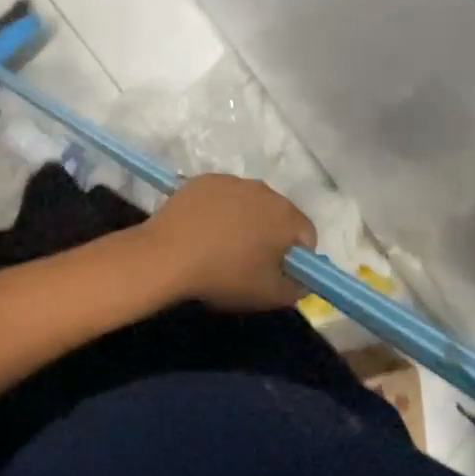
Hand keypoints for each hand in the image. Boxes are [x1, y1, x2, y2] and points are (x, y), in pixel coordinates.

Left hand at [140, 174, 316, 311]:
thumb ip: (297, 288)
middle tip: (250, 261)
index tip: (277, 273)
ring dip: (245, 220)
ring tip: (221, 245)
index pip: (307, 236)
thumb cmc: (224, 276)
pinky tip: (202, 230)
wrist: (168, 254)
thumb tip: (301, 279)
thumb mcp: (270, 296)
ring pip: (250, 203)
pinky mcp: (205, 179)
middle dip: (271, 236)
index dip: (297, 258)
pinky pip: (222, 196)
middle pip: (278, 215)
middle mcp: (264, 190)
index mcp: (286, 216)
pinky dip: (219, 210)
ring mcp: (232, 180)